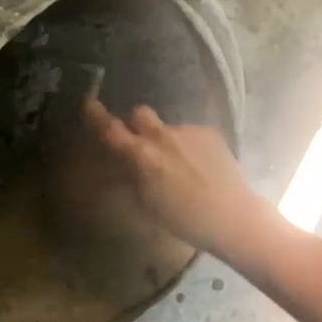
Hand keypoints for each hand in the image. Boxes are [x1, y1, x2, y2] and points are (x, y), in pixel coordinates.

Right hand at [81, 97, 281, 258]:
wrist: (233, 216)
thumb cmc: (185, 219)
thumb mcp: (148, 204)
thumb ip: (130, 179)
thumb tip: (117, 168)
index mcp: (143, 156)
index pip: (112, 130)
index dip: (97, 116)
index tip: (88, 102)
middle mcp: (163, 137)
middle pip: (139, 114)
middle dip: (136, 124)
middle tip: (142, 144)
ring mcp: (188, 131)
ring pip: (167, 128)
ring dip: (167, 141)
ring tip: (182, 168)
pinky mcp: (209, 132)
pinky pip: (190, 134)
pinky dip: (189, 146)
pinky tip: (201, 168)